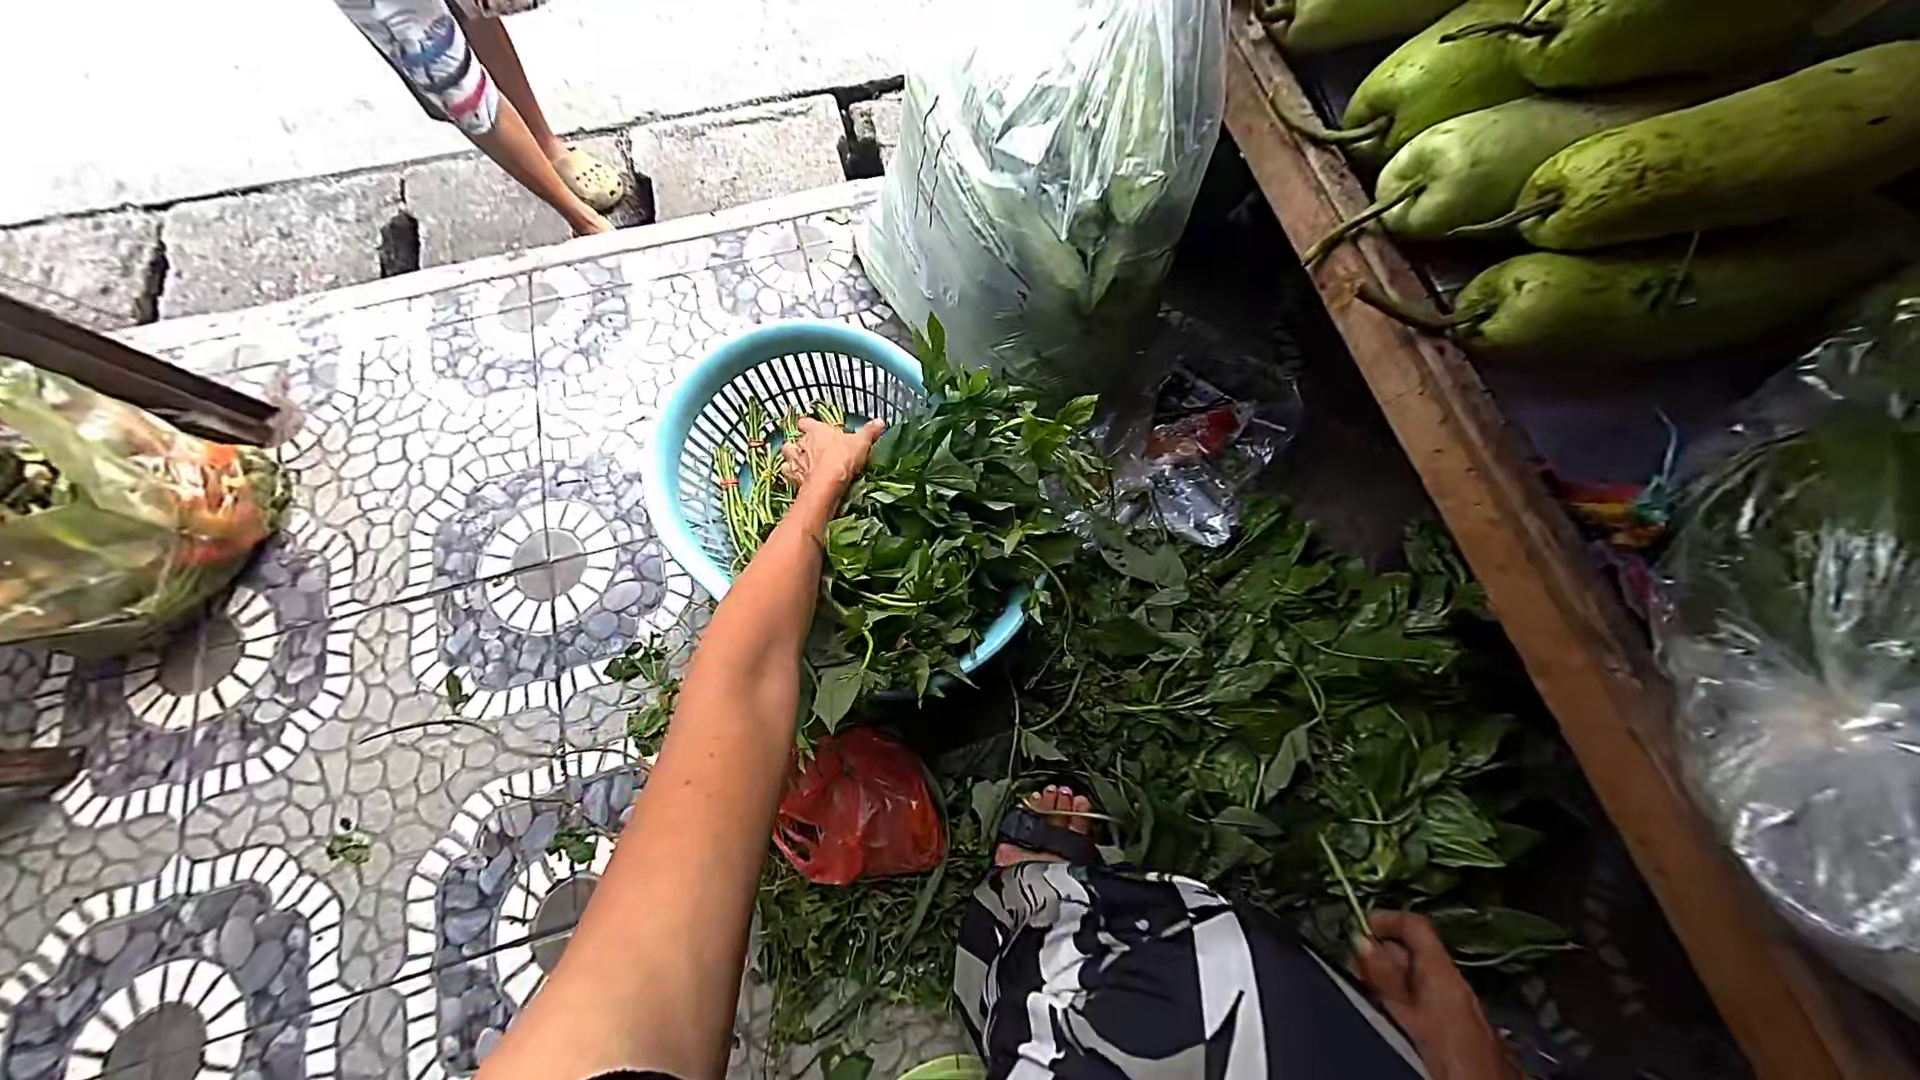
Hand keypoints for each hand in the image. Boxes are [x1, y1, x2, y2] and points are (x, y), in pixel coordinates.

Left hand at [780, 417, 885, 497]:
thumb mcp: (861, 443)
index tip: (814, 430)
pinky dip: (791, 475)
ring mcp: (794, 460)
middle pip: (794, 440)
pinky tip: (799, 479)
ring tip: (802, 464)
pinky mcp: (792, 477)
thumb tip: (881, 422)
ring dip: (792, 458)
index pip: (806, 422)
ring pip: (786, 455)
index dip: (809, 426)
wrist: (828, 483)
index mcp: (816, 430)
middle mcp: (801, 443)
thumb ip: (869, 431)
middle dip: (799, 445)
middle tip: (811, 451)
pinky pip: (787, 473)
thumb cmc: (843, 458)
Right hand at [1353, 912, 1518, 1079]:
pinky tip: (1389, 1012)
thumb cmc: (1449, 1055)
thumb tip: (1359, 941)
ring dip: (1386, 975)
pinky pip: (1420, 992)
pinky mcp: (1453, 1021)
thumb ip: (1383, 977)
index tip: (1358, 930)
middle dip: (1379, 952)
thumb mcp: (1409, 1015)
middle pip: (1410, 949)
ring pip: (1413, 972)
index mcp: (1441, 971)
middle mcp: (1451, 980)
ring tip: (1366, 990)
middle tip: (1354, 966)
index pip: (1413, 925)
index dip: (1384, 920)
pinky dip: (1399, 995)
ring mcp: (1454, 1002)